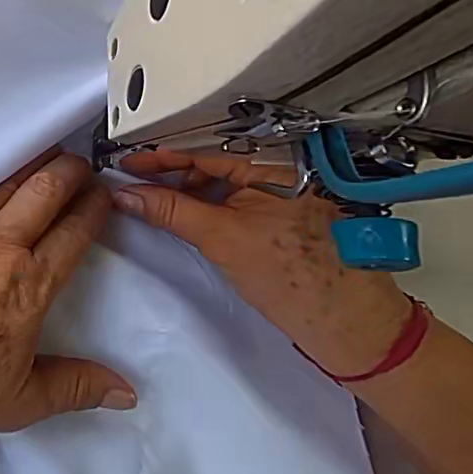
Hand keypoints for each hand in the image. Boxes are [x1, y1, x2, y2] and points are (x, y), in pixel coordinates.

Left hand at [0, 150, 135, 473]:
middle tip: (79, 163)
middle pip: (41, 191)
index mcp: (29, 286)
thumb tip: (126, 392)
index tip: (105, 192)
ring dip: (26, 167)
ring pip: (0, 185)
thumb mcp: (18, 401)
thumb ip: (75, 387)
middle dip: (67, 170)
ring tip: (42, 157)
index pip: (74, 233)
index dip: (94, 207)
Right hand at [108, 149, 415, 378]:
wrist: (343, 322)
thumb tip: (129, 194)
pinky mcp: (279, 218)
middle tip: (133, 183)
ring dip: (183, 190)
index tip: (129, 163)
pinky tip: (181, 213)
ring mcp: (282, 197)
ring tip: (151, 201)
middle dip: (169, 173)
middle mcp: (283, 174)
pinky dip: (202, 205)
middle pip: (211, 163)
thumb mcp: (220, 237)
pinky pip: (231, 200)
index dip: (161, 157)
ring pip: (220, 182)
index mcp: (277, 166)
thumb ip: (169, 209)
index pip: (205, 151)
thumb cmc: (301, 280)